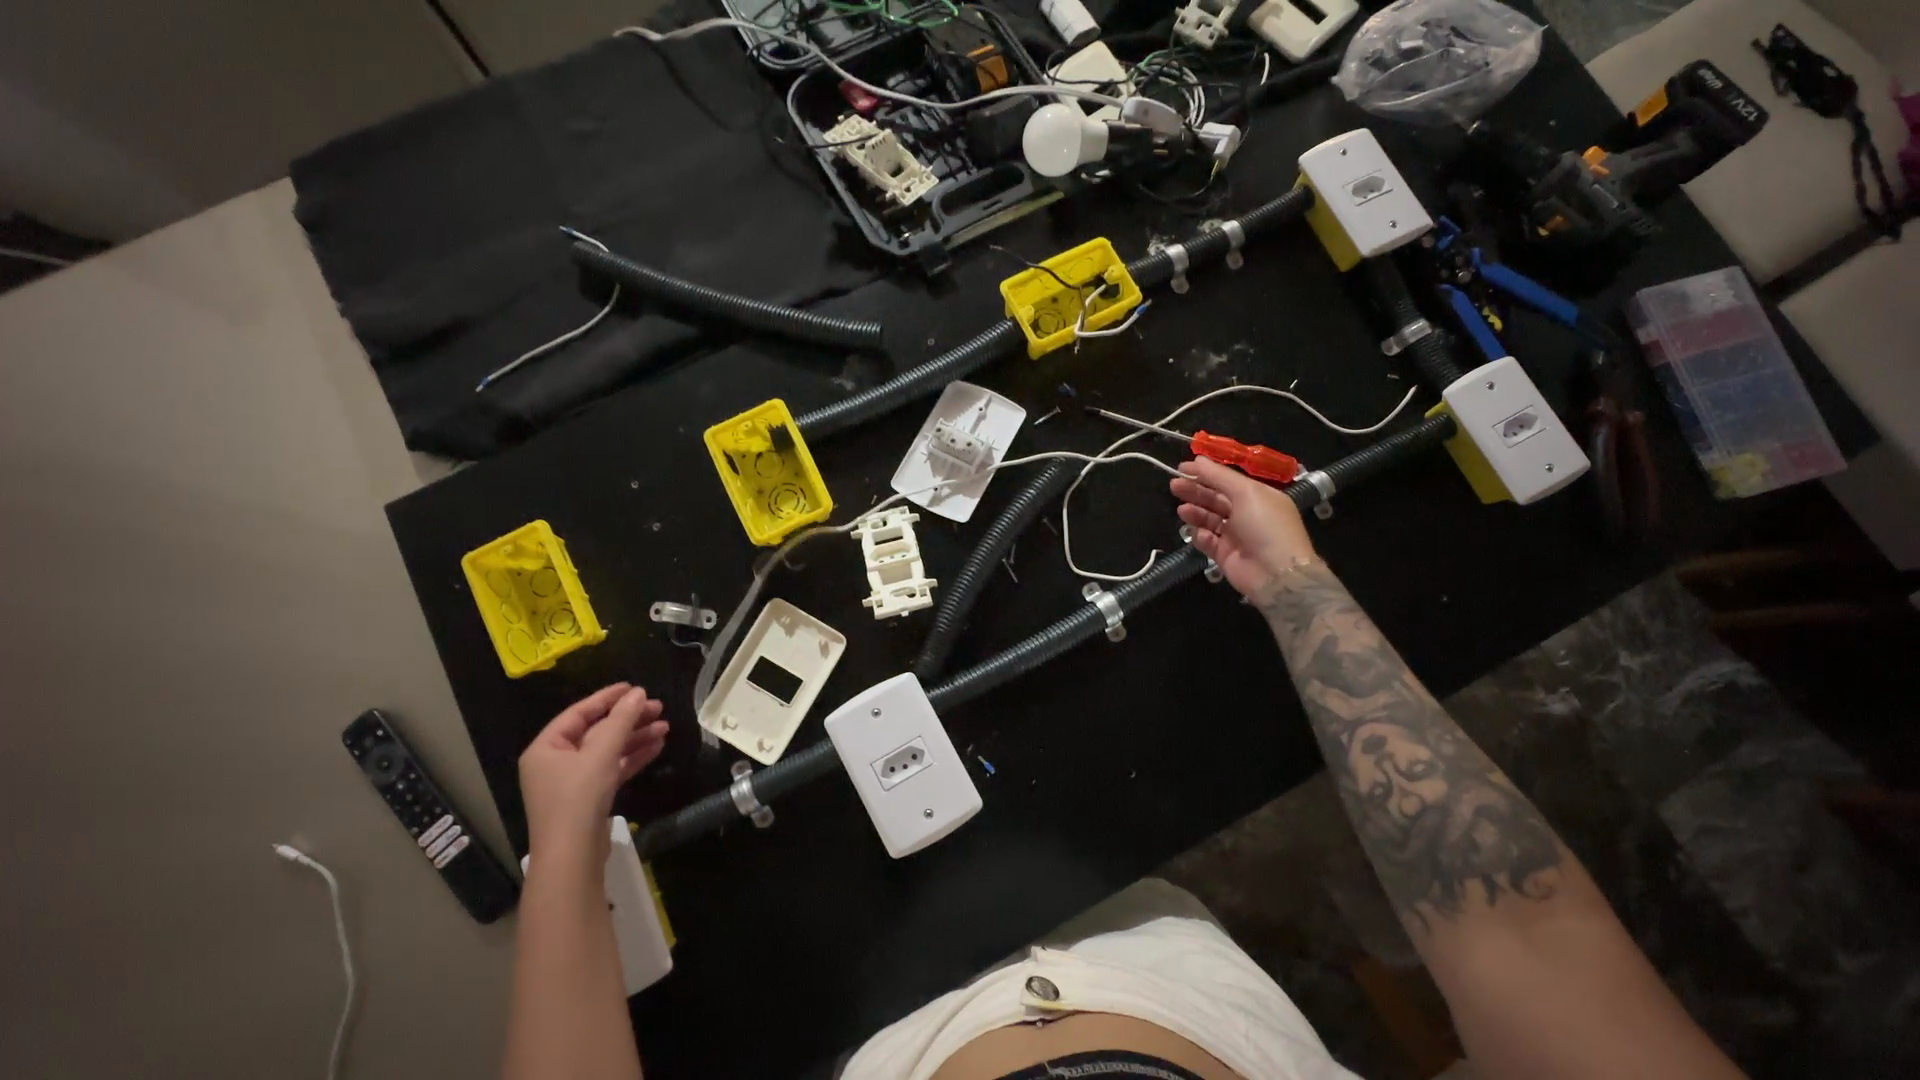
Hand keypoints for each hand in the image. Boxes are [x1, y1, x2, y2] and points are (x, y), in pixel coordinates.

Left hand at [519, 683, 666, 862]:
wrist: (572, 857)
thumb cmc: (577, 798)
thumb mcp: (600, 754)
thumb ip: (620, 721)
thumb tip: (639, 694)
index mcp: (546, 748)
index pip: (579, 713)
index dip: (608, 698)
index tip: (636, 688)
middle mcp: (556, 762)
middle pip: (596, 731)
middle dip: (628, 720)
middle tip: (658, 708)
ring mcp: (573, 782)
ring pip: (608, 751)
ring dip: (635, 738)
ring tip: (665, 727)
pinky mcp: (590, 799)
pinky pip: (612, 769)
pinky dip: (633, 758)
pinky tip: (656, 747)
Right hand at [1169, 457, 1317, 600]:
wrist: (1276, 573)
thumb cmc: (1265, 525)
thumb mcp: (1246, 493)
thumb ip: (1219, 476)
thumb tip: (1198, 459)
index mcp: (1258, 496)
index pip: (1228, 480)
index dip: (1206, 473)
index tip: (1182, 467)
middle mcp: (1248, 514)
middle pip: (1216, 498)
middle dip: (1195, 491)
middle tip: (1174, 485)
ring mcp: (1236, 536)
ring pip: (1209, 519)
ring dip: (1195, 511)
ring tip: (1181, 509)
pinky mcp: (1225, 555)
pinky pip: (1208, 541)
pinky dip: (1201, 535)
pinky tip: (1196, 531)